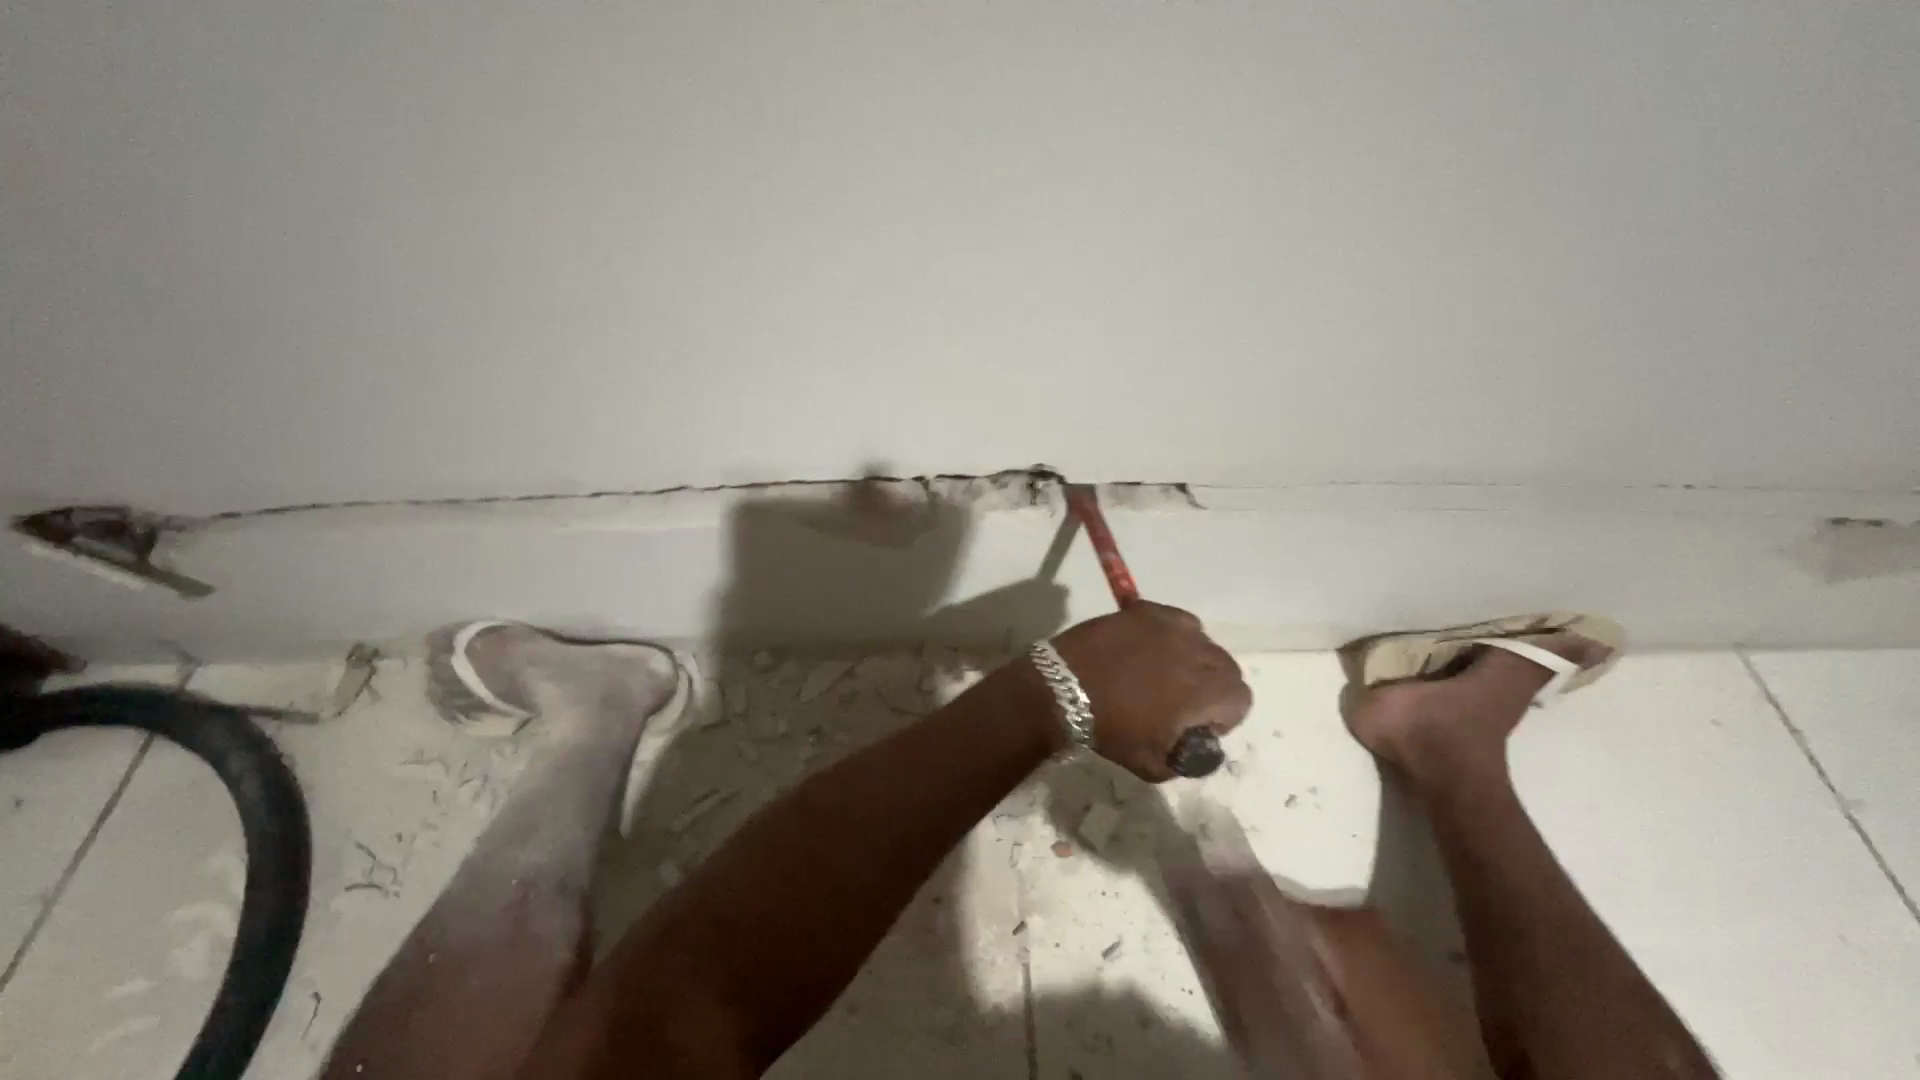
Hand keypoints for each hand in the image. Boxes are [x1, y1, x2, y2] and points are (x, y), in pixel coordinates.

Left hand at [1050, 601, 1251, 780]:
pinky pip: (1176, 620)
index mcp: (1205, 689)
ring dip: (1193, 659)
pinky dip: (1172, 635)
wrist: (1060, 689)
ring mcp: (1170, 626)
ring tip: (1162, 673)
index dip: (1223, 717)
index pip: (1241, 699)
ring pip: (1202, 641)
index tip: (1195, 725)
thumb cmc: (1109, 729)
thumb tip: (1196, 751)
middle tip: (1181, 701)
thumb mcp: (1153, 765)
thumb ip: (1187, 761)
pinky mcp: (1145, 611)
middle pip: (1226, 667)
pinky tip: (1149, 650)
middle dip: (1212, 687)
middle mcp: (1196, 651)